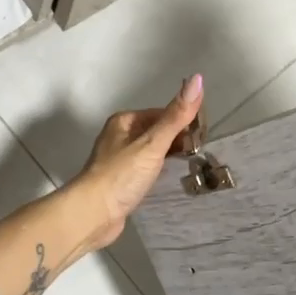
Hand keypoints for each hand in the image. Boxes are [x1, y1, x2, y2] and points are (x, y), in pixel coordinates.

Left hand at [67, 75, 204, 251]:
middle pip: (158, 132)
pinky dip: (160, 172)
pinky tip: (171, 180)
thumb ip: (176, 116)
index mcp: (125, 121)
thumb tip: (197, 79)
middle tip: (199, 155)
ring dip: (171, 157)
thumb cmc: (122, 175)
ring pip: (153, 152)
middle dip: (178, 141)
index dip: (184, 123)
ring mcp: (119, 160)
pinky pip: (147, 169)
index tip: (203, 139)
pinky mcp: (122, 181)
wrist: (92, 215)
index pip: (163, 114)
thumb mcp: (152, 143)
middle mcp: (120, 136)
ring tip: (191, 167)